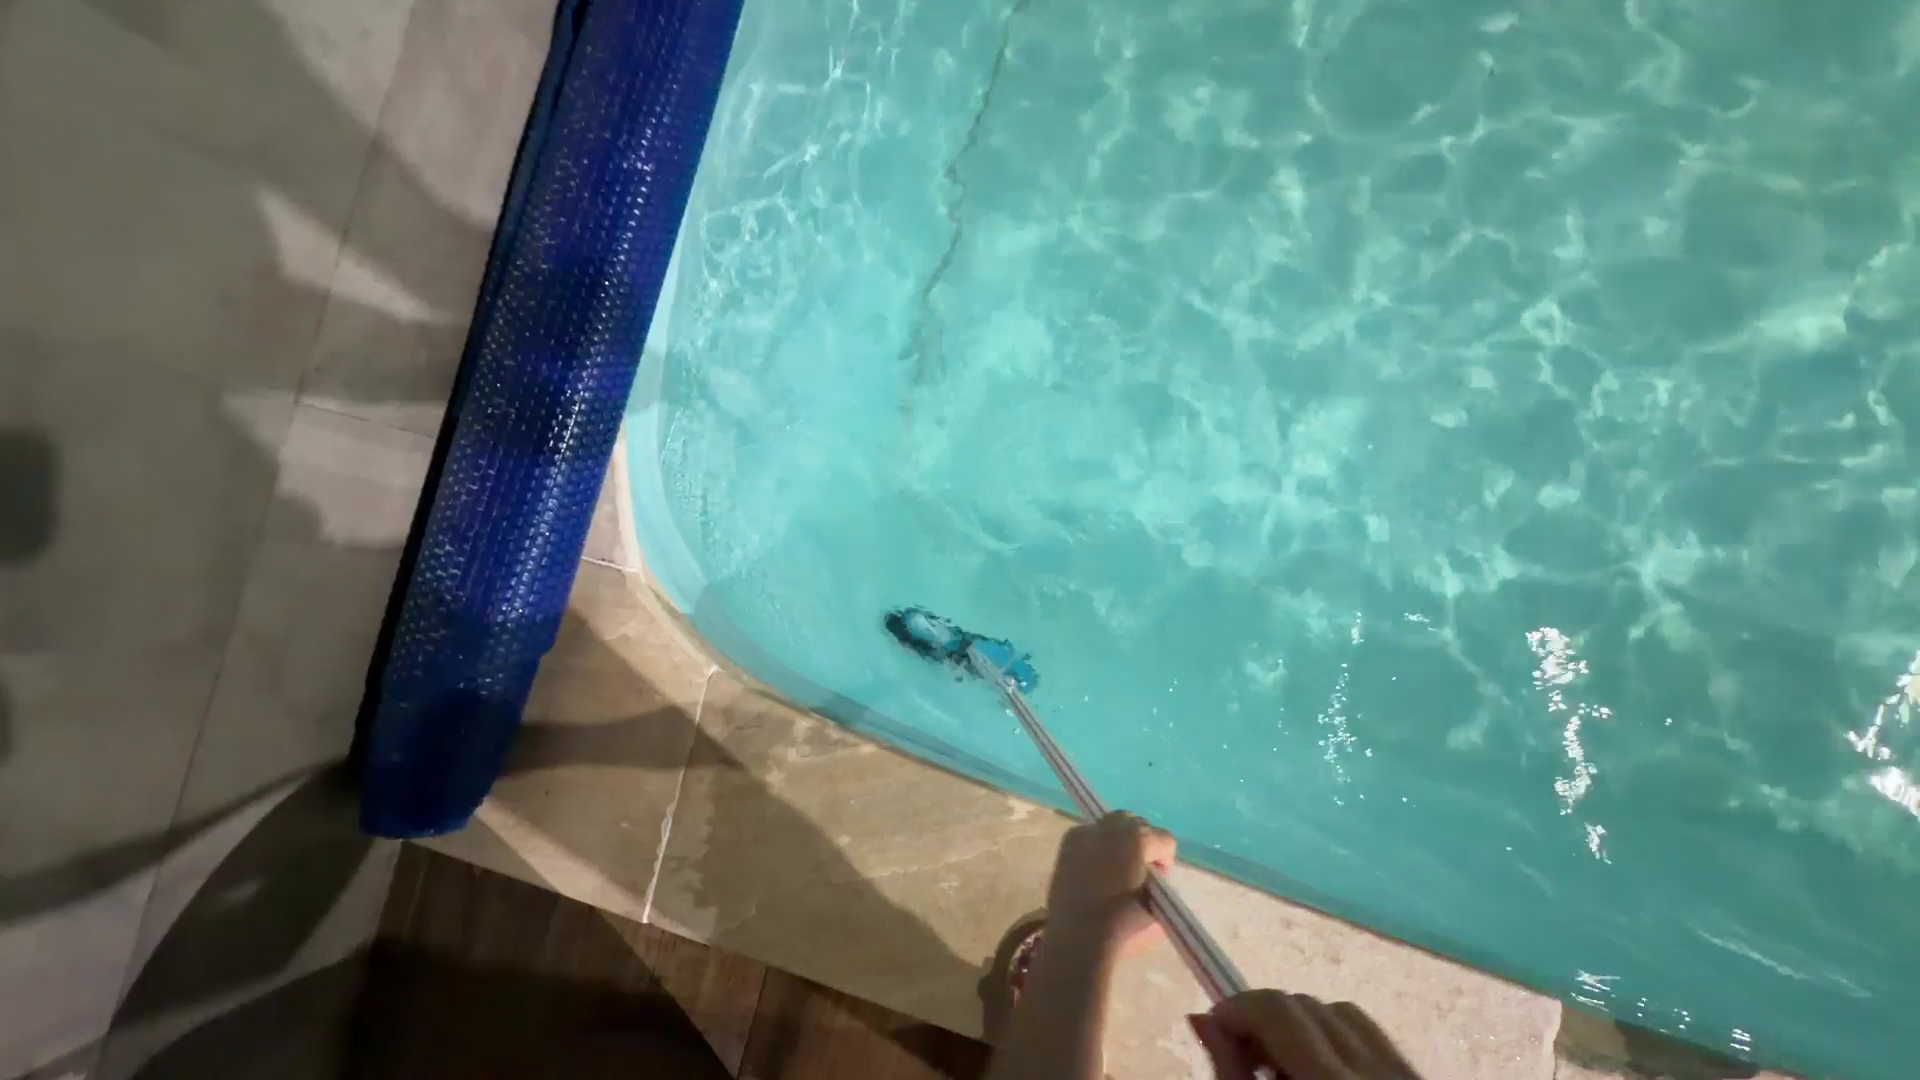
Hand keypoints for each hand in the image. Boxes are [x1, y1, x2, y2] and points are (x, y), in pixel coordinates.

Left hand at [1045, 811, 1175, 957]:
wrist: (1077, 935)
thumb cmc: (1122, 925)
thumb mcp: (1156, 907)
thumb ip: (1159, 884)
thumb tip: (1152, 879)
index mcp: (1139, 839)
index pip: (1164, 839)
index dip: (1164, 861)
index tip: (1158, 882)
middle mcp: (1112, 826)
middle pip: (1137, 824)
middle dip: (1142, 844)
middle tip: (1138, 871)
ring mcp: (1087, 830)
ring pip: (1112, 823)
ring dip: (1119, 840)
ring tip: (1115, 869)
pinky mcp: (1068, 840)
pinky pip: (1090, 833)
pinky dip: (1096, 845)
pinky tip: (1094, 868)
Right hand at [1190, 990, 1424, 1079]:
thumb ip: (1230, 1076)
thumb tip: (1201, 1017)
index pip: (1277, 1009)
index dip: (1236, 1008)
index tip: (1214, 1031)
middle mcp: (1380, 1071)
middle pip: (1305, 1005)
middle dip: (1265, 1021)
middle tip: (1245, 1062)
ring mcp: (1410, 1075)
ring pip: (1342, 1013)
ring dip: (1303, 1028)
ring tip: (1284, 1070)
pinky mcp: (1423, 1079)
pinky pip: (1374, 1036)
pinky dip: (1339, 1041)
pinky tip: (1323, 1074)